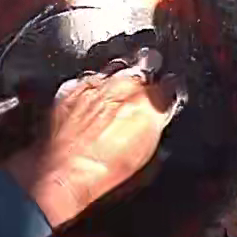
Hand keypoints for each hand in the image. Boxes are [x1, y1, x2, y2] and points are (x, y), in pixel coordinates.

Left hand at [5, 51, 183, 230]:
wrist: (66, 172)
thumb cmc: (105, 170)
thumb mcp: (145, 152)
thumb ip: (156, 122)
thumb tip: (160, 113)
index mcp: (149, 102)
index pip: (170, 83)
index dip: (170, 88)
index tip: (168, 92)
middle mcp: (124, 86)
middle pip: (145, 64)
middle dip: (148, 71)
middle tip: (147, 83)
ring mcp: (96, 84)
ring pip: (116, 66)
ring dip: (120, 75)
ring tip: (120, 88)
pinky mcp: (72, 89)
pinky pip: (87, 78)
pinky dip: (93, 85)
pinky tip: (93, 98)